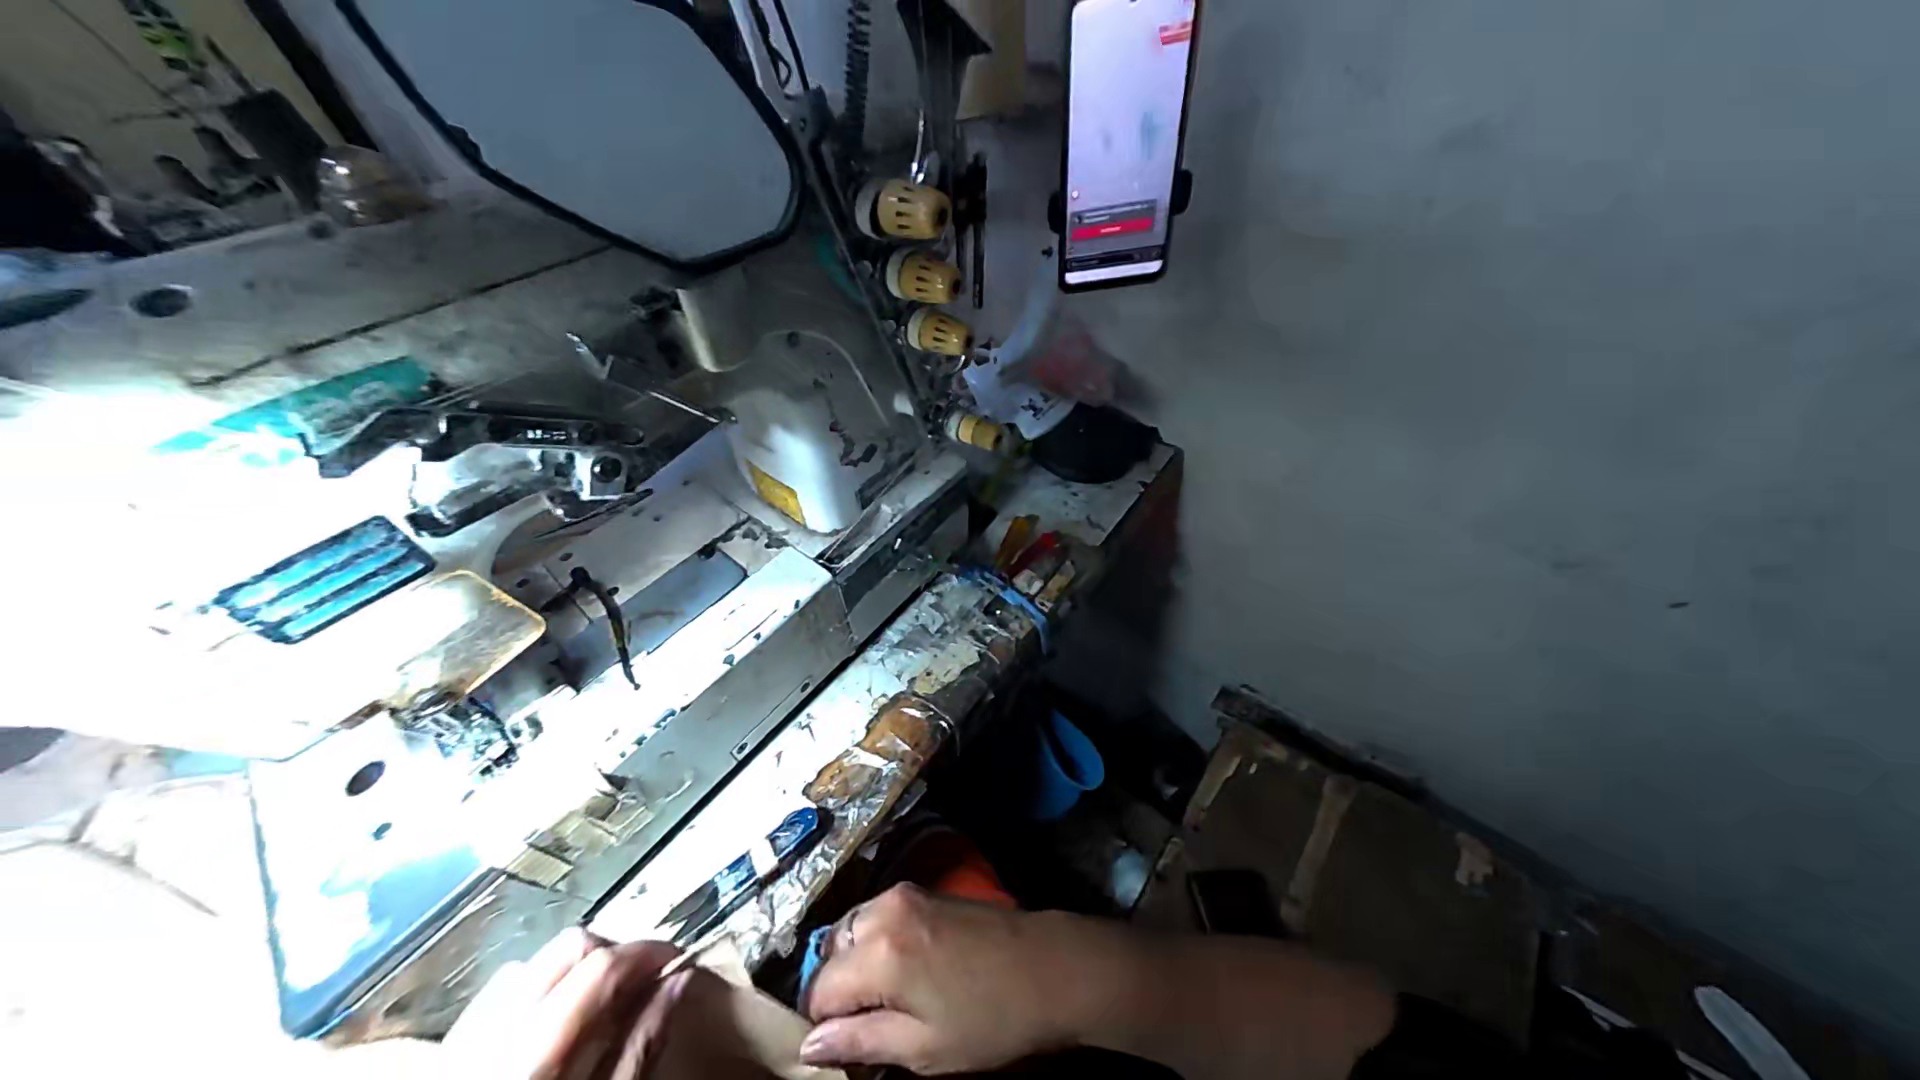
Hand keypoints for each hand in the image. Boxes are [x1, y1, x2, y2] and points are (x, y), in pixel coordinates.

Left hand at [444, 927, 691, 1079]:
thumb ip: (639, 1048)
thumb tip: (676, 981)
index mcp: (529, 1060)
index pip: (598, 967)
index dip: (647, 953)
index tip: (677, 962)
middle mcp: (490, 1040)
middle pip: (566, 950)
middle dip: (616, 954)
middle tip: (648, 979)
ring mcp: (463, 1046)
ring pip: (537, 965)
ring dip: (582, 970)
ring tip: (610, 1002)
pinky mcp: (452, 1057)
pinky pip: (507, 995)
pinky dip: (546, 991)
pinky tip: (565, 1024)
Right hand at [800, 884, 1125, 1073]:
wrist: (1048, 966)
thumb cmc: (990, 1018)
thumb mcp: (924, 1048)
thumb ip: (860, 1042)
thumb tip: (809, 1044)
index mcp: (880, 953)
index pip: (819, 990)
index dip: (823, 1025)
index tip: (842, 1047)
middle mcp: (883, 912)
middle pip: (830, 954)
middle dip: (838, 990)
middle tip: (866, 1026)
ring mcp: (903, 894)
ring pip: (850, 931)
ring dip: (854, 965)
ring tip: (885, 1000)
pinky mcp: (920, 890)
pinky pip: (875, 916)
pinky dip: (873, 943)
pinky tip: (901, 971)